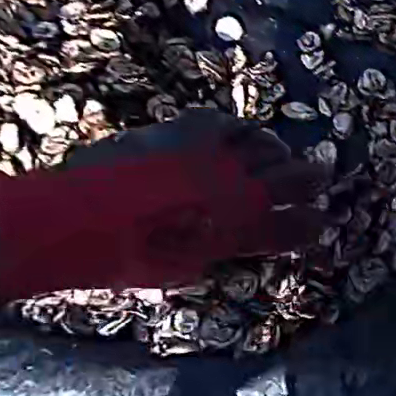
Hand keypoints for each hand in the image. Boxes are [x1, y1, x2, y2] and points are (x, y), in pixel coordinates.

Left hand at [0, 110, 326, 303]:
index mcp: (227, 233)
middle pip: (283, 181)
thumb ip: (210, 254)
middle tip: (324, 174)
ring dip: (276, 152)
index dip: (306, 225)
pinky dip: (238, 129)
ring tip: (282, 153)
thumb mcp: (176, 270)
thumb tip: (229, 244)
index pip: (282, 229)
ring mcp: (206, 158)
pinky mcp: (181, 133)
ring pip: (259, 148)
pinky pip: (222, 124)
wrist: (71, 221)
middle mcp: (227, 192)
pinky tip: (243, 132)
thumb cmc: (120, 260)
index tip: (323, 221)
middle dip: (309, 179)